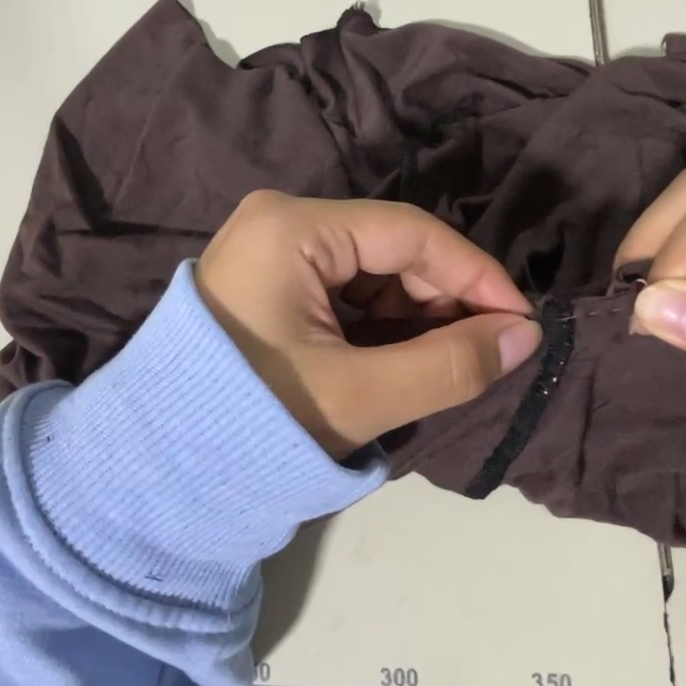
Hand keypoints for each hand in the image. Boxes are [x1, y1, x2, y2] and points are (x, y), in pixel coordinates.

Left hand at [194, 191, 541, 458]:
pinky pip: (340, 291)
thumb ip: (450, 364)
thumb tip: (526, 336)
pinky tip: (400, 360)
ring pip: (369, 272)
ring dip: (413, 316)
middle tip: (484, 355)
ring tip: (444, 365)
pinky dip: (377, 324)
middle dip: (442, 300)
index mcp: (291, 228)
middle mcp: (278, 222)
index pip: (410, 233)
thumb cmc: (256, 420)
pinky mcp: (265, 282)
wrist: (158, 463)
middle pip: (389, 249)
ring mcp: (267, 250)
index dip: (475, 275)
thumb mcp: (360, 395)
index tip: (522, 324)